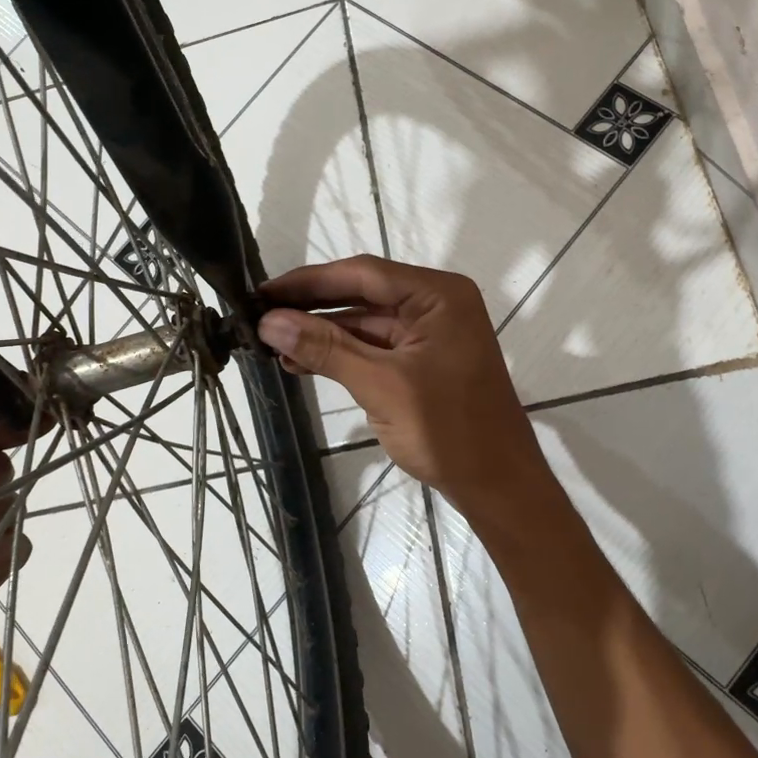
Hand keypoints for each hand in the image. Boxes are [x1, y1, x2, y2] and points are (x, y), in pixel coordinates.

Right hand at [257, 256, 552, 512]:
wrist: (497, 484)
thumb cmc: (447, 429)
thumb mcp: (380, 385)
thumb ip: (325, 348)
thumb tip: (268, 322)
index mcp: (439, 295)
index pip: (363, 273)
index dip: (309, 281)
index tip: (262, 291)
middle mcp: (438, 305)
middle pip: (364, 294)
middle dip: (312, 307)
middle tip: (259, 316)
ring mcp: (433, 334)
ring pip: (367, 323)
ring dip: (323, 334)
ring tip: (271, 345)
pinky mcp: (426, 363)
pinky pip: (377, 348)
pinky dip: (343, 355)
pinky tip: (303, 362)